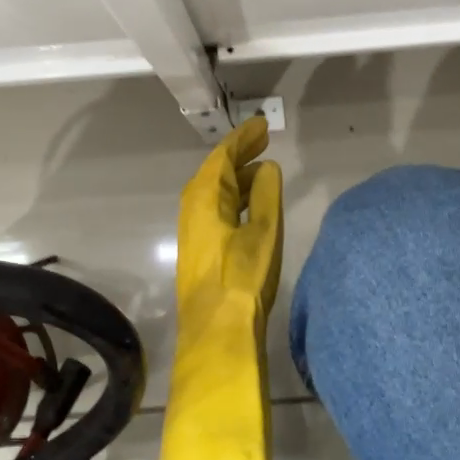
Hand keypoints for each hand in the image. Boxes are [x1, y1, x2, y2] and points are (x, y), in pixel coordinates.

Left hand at [152, 116, 284, 459]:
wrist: (216, 334)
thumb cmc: (242, 280)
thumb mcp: (263, 233)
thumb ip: (266, 196)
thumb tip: (266, 169)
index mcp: (204, 200)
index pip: (222, 158)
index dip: (242, 139)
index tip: (262, 126)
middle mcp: (193, 210)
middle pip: (214, 172)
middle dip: (238, 154)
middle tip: (263, 140)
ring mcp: (193, 231)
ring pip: (213, 191)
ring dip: (235, 176)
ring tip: (261, 166)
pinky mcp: (200, 250)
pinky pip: (215, 208)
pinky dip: (232, 196)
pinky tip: (249, 202)